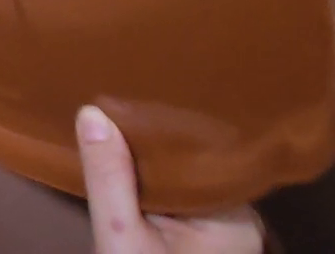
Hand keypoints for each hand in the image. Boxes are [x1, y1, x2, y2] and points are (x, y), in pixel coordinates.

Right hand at [77, 106, 264, 253]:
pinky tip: (125, 163)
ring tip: (114, 124)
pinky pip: (180, 195)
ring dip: (149, 161)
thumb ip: (108, 177)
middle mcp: (243, 222)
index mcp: (238, 218)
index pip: (201, 151)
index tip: (124, 94)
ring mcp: (228, 234)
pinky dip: (153, 181)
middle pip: (191, 163)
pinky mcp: (209, 243)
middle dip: (151, 141)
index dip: (162, 121)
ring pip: (184, 178)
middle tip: (109, 104)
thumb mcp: (120, 234)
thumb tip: (92, 111)